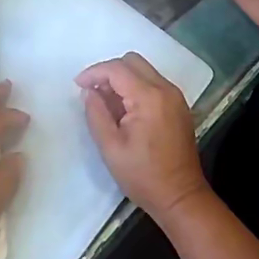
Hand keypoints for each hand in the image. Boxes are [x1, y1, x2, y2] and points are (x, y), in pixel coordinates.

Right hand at [77, 54, 208, 219]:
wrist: (181, 197)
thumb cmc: (143, 176)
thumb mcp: (111, 148)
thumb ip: (96, 114)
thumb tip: (89, 92)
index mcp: (149, 97)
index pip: (117, 69)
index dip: (94, 73)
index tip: (78, 85)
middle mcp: (165, 89)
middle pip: (132, 62)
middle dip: (109, 72)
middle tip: (93, 93)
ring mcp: (175, 96)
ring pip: (144, 70)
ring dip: (123, 79)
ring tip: (108, 103)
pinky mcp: (179, 105)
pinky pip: (153, 83)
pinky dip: (136, 87)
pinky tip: (126, 110)